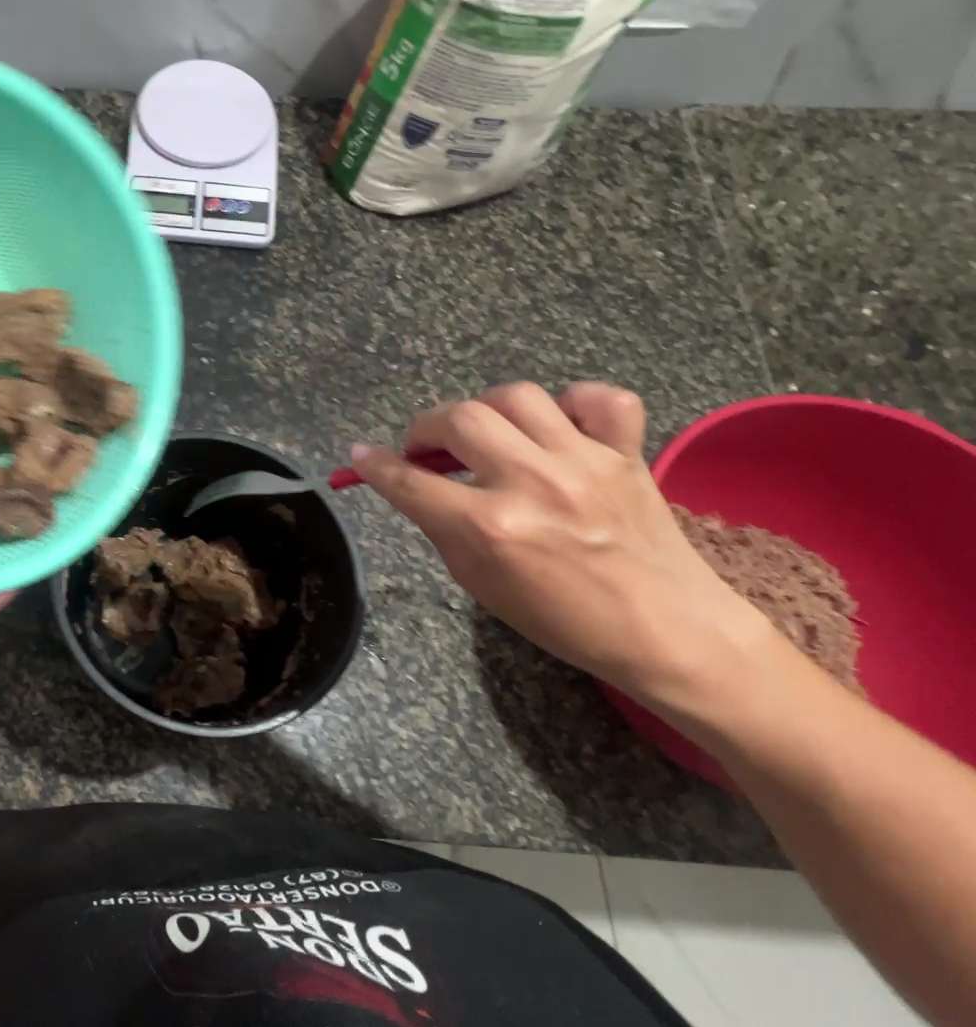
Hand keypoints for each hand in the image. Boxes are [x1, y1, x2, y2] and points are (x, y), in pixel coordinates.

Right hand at [351, 381, 768, 697]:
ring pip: (516, 396)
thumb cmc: (560, 619)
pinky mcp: (628, 453)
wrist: (665, 630)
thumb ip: (443, 526)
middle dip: (425, 428)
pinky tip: (558, 428)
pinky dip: (572, 403)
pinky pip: (599, 399)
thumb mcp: (479, 581)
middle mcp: (531, 483)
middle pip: (458, 419)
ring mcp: (584, 462)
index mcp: (489, 527)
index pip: (410, 482)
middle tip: (427, 451)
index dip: (375, 466)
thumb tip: (414, 484)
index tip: (361, 456)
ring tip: (487, 436)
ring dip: (485, 411)